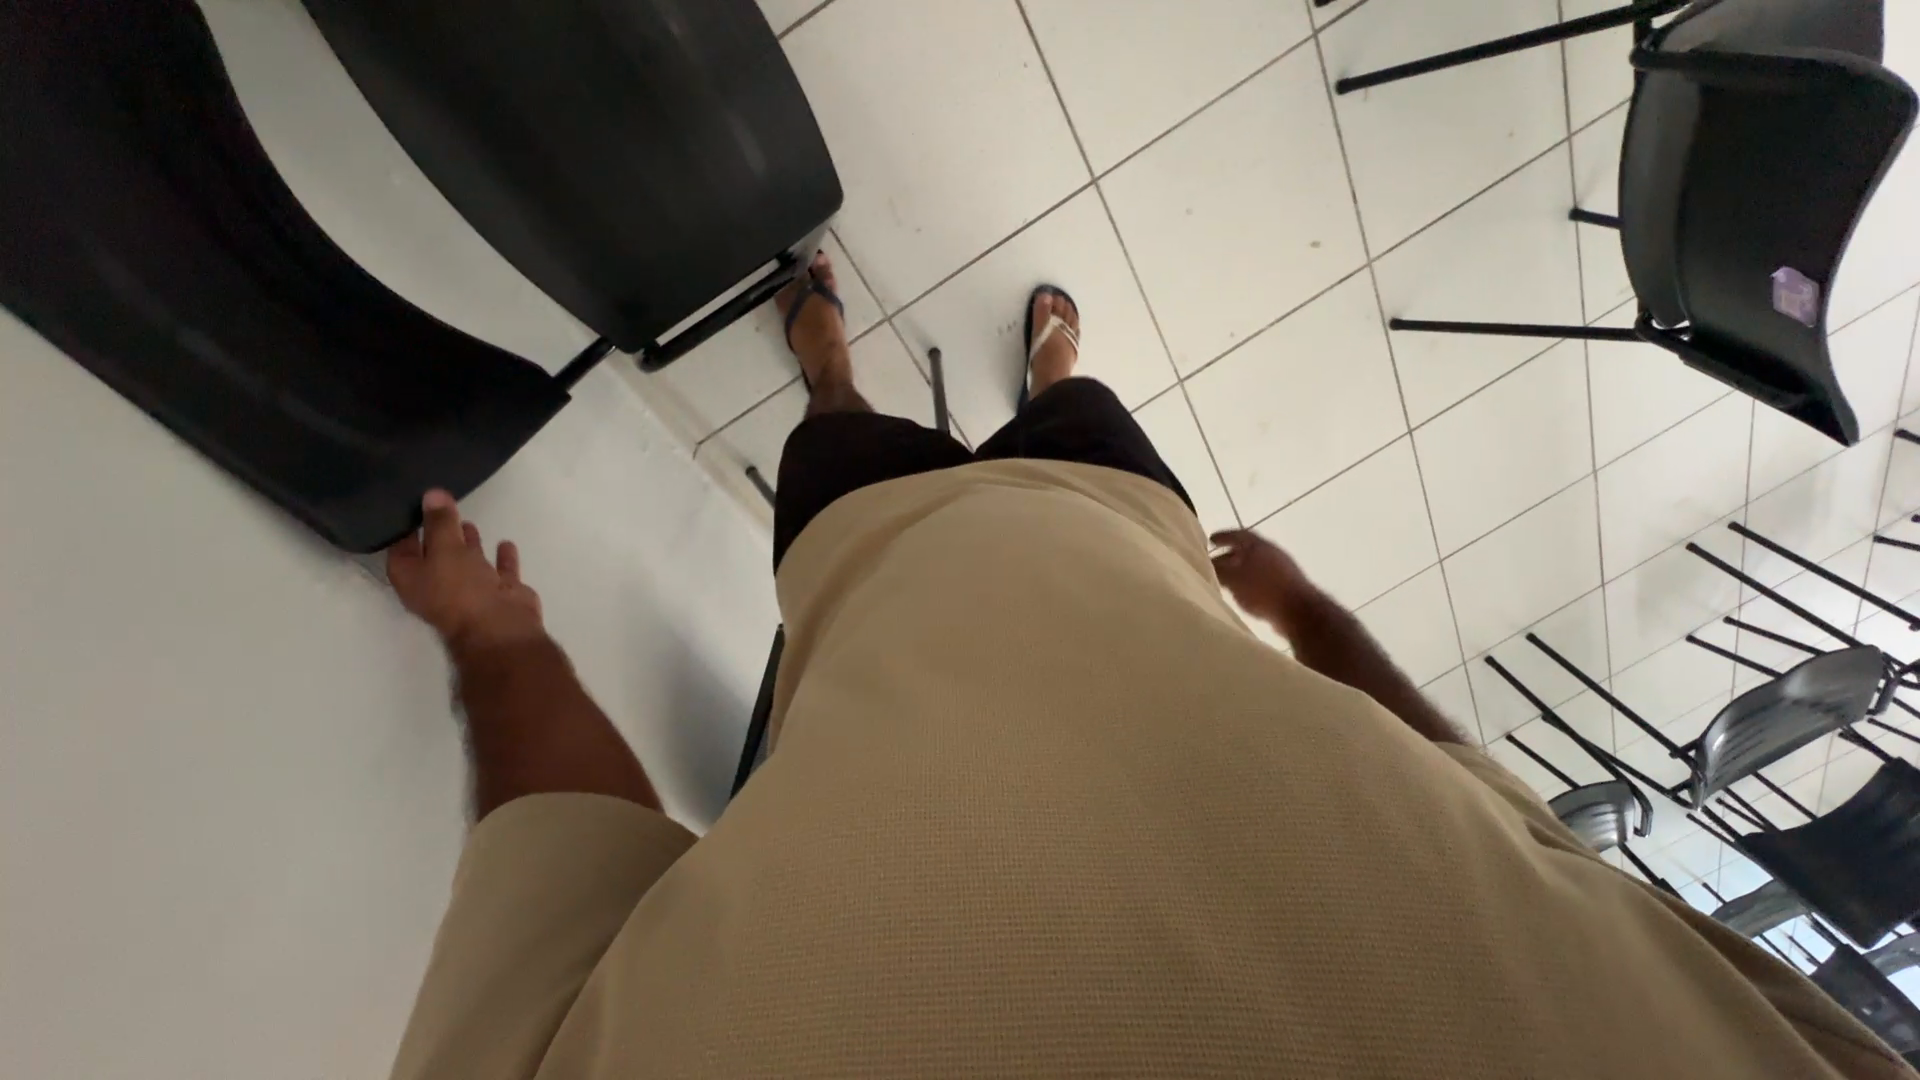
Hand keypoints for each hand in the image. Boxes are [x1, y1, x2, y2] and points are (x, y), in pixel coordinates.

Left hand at [387, 490, 543, 653]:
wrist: (500, 627)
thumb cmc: (460, 590)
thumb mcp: (444, 549)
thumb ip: (440, 522)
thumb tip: (433, 493)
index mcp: (412, 578)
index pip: (402, 547)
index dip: (407, 526)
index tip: (414, 502)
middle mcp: (437, 585)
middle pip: (435, 554)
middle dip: (439, 533)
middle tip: (442, 506)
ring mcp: (470, 591)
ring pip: (467, 562)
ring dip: (468, 544)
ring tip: (468, 520)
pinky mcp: (499, 593)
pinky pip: (499, 570)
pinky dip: (501, 558)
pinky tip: (504, 542)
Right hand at [1210, 529, 1310, 622]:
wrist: (1299, 611)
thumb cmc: (1262, 589)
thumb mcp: (1233, 579)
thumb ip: (1218, 569)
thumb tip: (1208, 564)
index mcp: (1258, 545)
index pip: (1238, 534)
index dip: (1223, 536)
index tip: (1210, 540)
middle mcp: (1272, 552)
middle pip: (1246, 549)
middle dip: (1229, 555)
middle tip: (1214, 563)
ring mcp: (1283, 568)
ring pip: (1255, 564)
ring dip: (1240, 570)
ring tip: (1226, 580)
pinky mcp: (1288, 585)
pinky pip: (1263, 578)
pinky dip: (1250, 581)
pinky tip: (1243, 594)